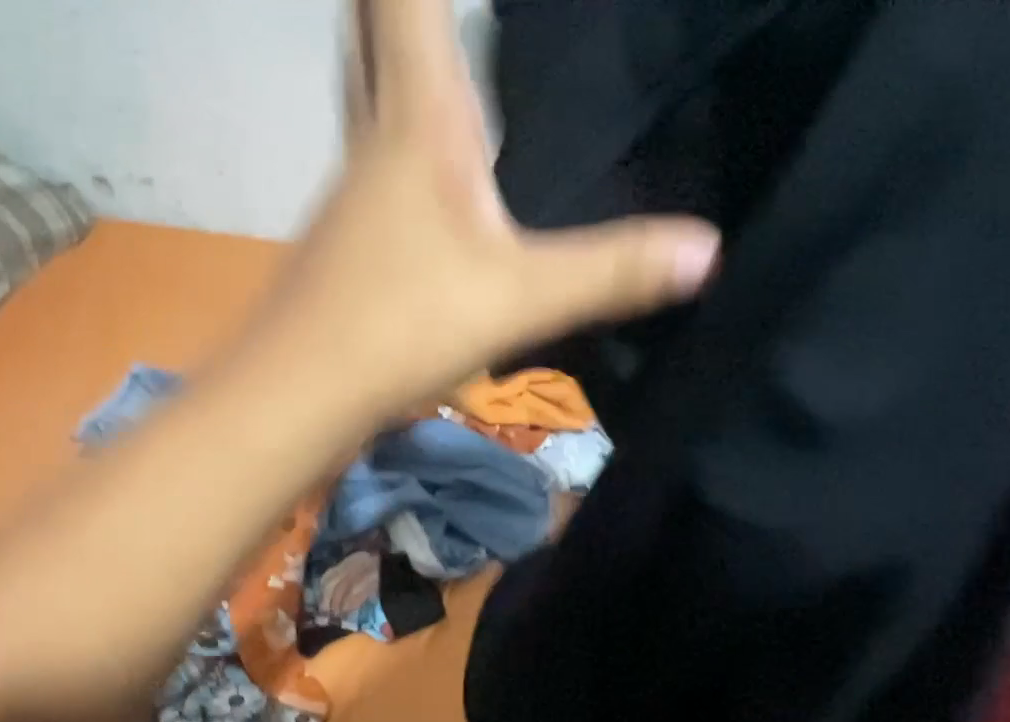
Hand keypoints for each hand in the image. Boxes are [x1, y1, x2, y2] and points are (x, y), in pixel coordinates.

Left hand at [246, 0, 719, 408]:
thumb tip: (710, 248)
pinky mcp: (357, 229)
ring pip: (368, 80)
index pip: (407, 0)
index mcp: (419, 123)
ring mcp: (359, 182)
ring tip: (441, 31)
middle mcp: (378, 134)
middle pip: (370, 24)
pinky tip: (439, 147)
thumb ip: (615, 270)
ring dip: (393, 41)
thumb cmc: (403, 327)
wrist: (300, 393)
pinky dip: (403, 112)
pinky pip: (379, 139)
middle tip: (449, 5)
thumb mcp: (524, 298)